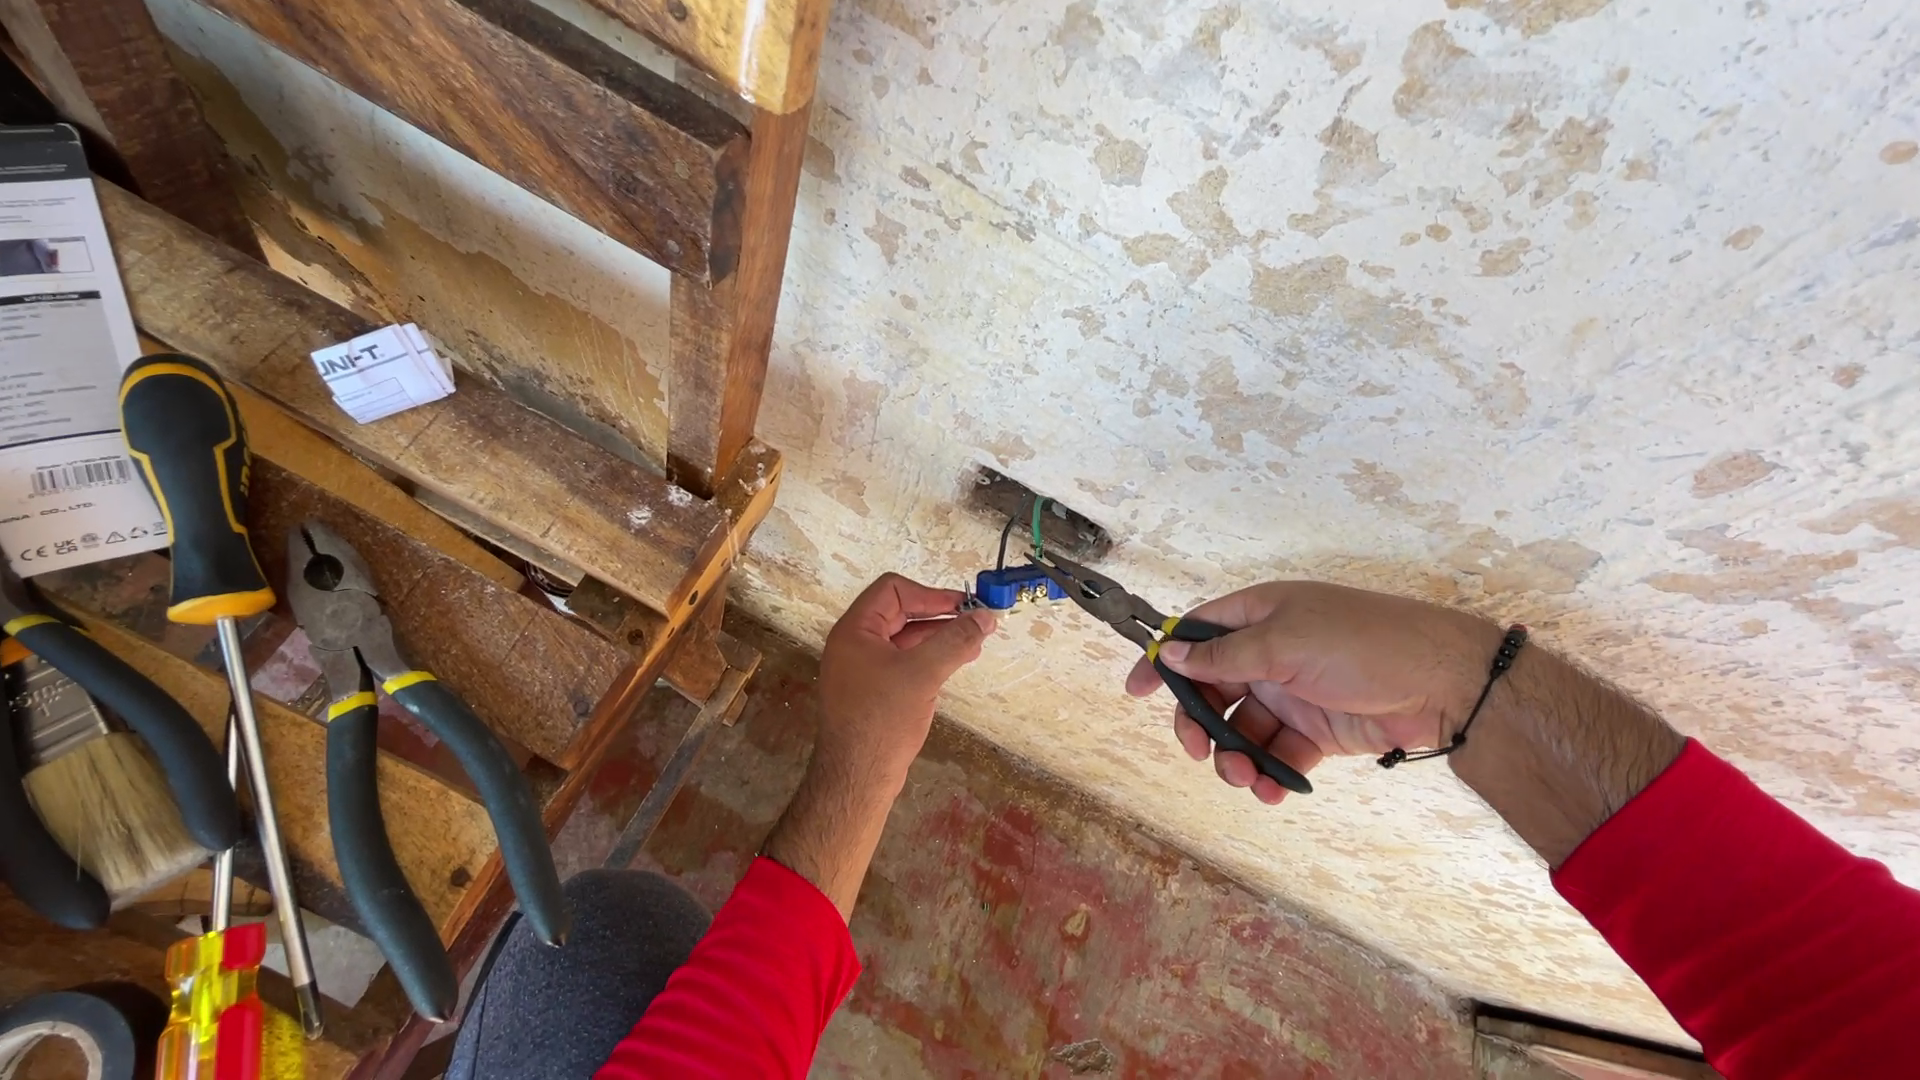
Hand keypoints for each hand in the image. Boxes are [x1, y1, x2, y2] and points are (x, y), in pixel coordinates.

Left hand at [816, 573, 995, 789]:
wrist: (857, 778)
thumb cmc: (883, 720)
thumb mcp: (923, 673)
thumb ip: (956, 641)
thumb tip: (985, 617)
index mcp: (855, 630)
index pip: (892, 590)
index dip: (930, 594)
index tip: (964, 607)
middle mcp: (854, 644)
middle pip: (900, 612)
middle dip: (939, 615)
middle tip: (974, 622)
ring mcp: (862, 668)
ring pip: (905, 639)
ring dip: (938, 637)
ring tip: (973, 644)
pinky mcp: (873, 691)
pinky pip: (903, 662)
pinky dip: (929, 658)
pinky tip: (953, 665)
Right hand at [1125, 582, 1501, 803]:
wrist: (1445, 683)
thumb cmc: (1360, 643)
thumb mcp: (1286, 642)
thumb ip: (1226, 654)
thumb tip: (1171, 653)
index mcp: (1257, 616)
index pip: (1195, 635)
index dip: (1164, 659)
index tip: (1136, 690)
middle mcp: (1267, 653)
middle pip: (1211, 689)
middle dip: (1199, 722)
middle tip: (1197, 750)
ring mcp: (1289, 693)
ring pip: (1241, 727)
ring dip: (1234, 754)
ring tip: (1244, 776)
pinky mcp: (1313, 730)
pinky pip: (1276, 752)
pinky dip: (1270, 772)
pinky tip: (1273, 789)